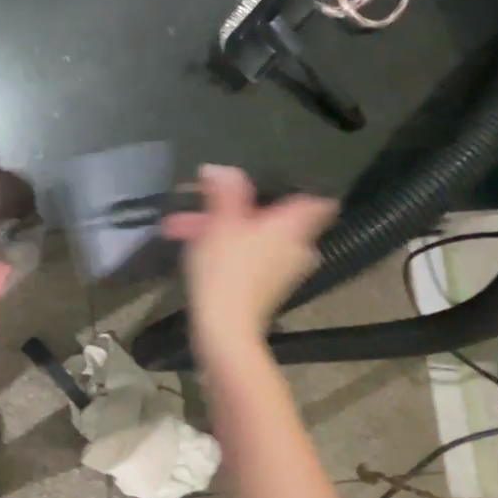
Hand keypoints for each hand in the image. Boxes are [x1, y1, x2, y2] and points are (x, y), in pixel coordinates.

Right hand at [162, 165, 338, 352]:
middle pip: (271, 216)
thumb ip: (223, 191)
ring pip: (253, 236)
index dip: (297, 186)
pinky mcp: (265, 287)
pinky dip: (224, 248)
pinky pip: (248, 256)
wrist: (225, 329)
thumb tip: (218, 168)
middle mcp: (296, 246)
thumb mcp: (220, 223)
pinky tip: (191, 247)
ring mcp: (282, 269)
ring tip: (181, 227)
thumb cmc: (227, 270)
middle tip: (200, 201)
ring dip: (220, 227)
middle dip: (234, 207)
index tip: (271, 180)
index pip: (316, 198)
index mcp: (292, 226)